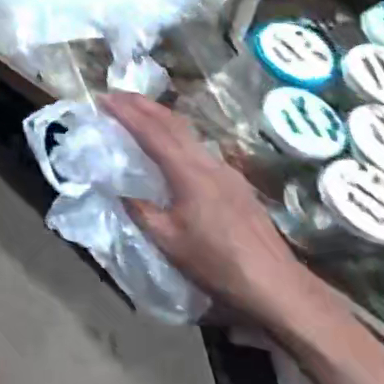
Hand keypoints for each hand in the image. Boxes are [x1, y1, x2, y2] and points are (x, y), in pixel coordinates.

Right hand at [100, 93, 315, 326]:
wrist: (280, 289)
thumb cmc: (218, 265)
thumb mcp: (167, 241)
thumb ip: (140, 210)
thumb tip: (120, 190)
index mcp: (189, 175)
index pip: (152, 133)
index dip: (126, 113)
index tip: (103, 99)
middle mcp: (209, 166)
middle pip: (174, 124)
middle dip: (143, 105)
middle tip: (116, 94)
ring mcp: (227, 174)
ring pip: (189, 134)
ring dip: (160, 117)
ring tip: (138, 112)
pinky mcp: (236, 185)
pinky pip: (199, 148)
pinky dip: (176, 135)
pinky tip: (170, 144)